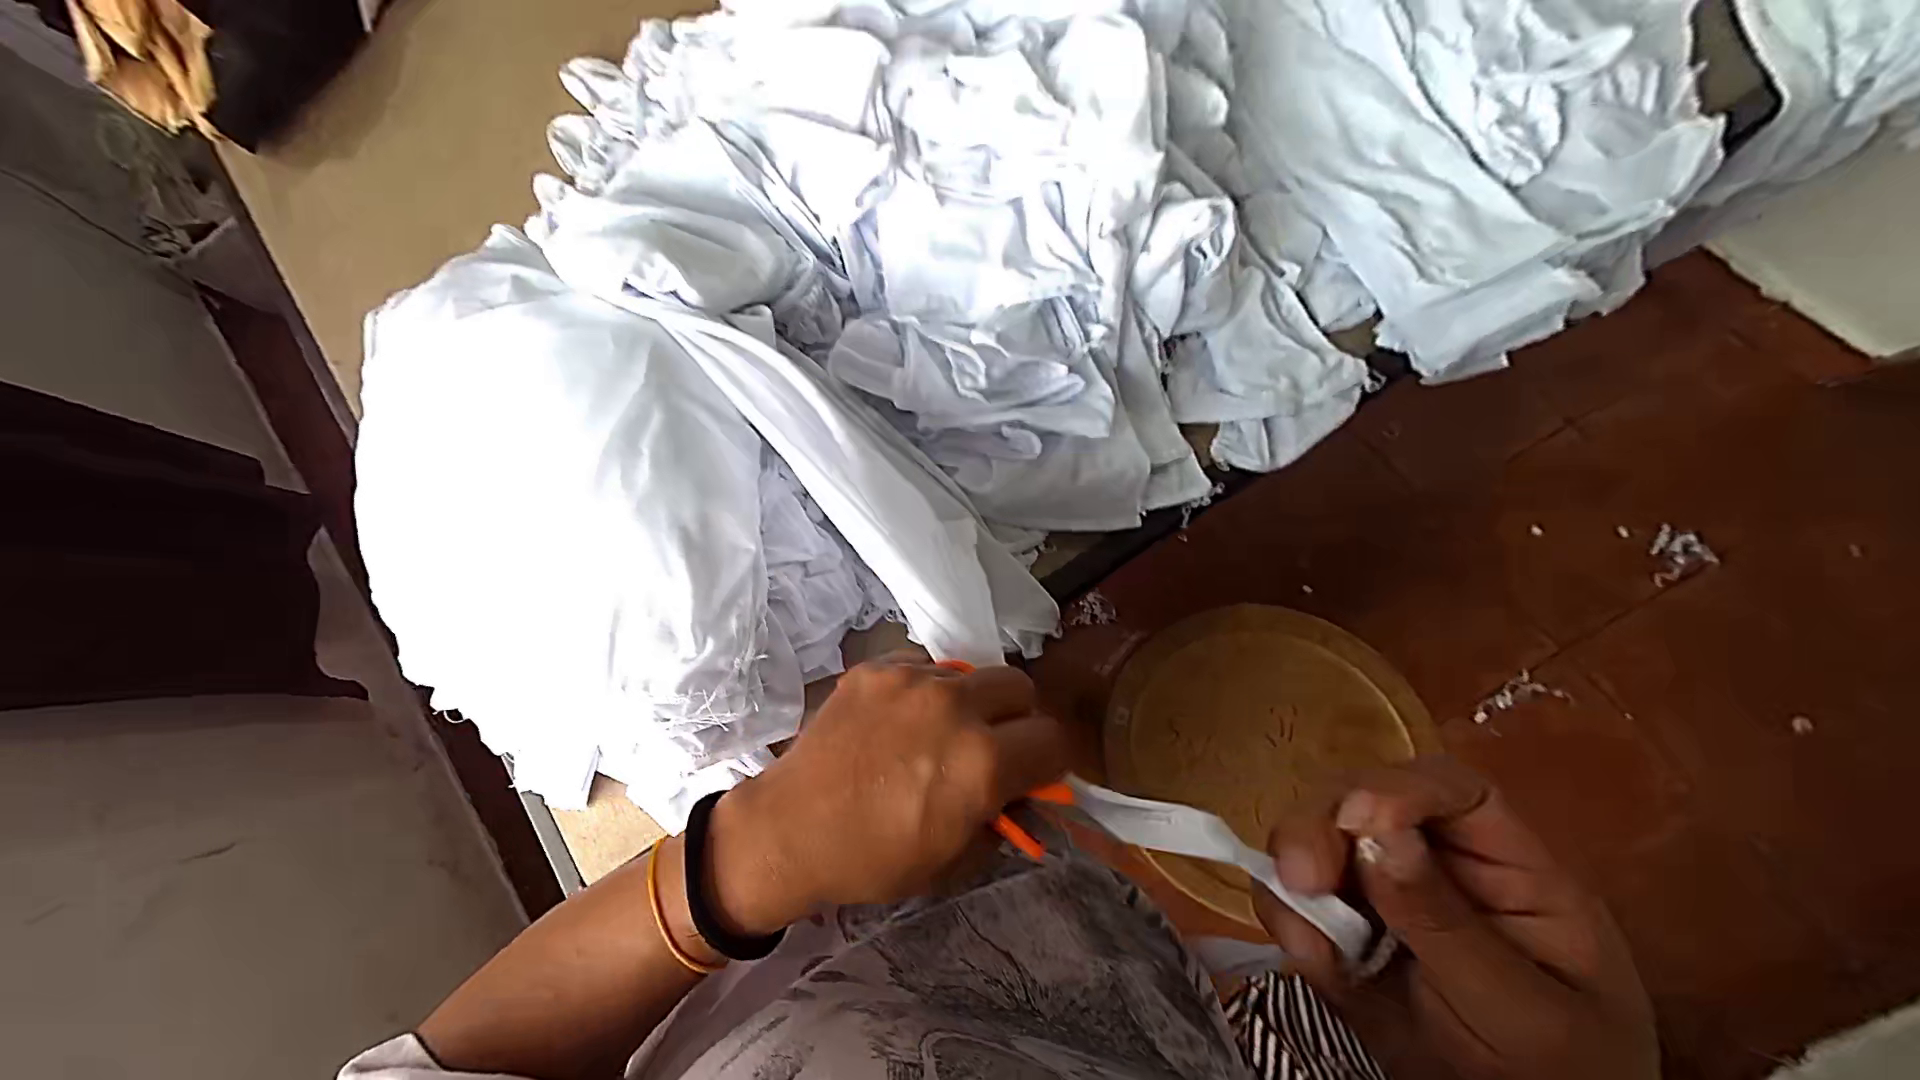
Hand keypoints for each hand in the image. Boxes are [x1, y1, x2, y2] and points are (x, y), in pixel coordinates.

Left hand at [701, 651, 1069, 935]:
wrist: (789, 829)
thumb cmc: (874, 859)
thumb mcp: (955, 860)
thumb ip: (1004, 820)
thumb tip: (1023, 793)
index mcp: (982, 761)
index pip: (1053, 739)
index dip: (1048, 761)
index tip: (1030, 773)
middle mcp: (955, 706)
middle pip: (1021, 687)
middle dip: (1017, 718)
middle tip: (991, 745)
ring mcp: (912, 679)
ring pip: (972, 673)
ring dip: (970, 702)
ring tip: (936, 732)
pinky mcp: (877, 667)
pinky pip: (925, 668)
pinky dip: (926, 691)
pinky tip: (899, 721)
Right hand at [1253, 758, 1657, 1079]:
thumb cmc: (1558, 1075)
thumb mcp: (1523, 1012)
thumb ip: (1447, 923)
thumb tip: (1375, 831)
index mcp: (1504, 864)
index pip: (1451, 789)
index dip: (1399, 786)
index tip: (1354, 816)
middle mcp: (1431, 856)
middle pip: (1360, 798)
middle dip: (1320, 827)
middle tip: (1299, 877)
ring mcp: (1377, 884)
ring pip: (1312, 835)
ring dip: (1292, 873)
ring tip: (1308, 944)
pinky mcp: (1335, 916)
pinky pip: (1289, 888)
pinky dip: (1281, 910)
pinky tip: (1304, 954)